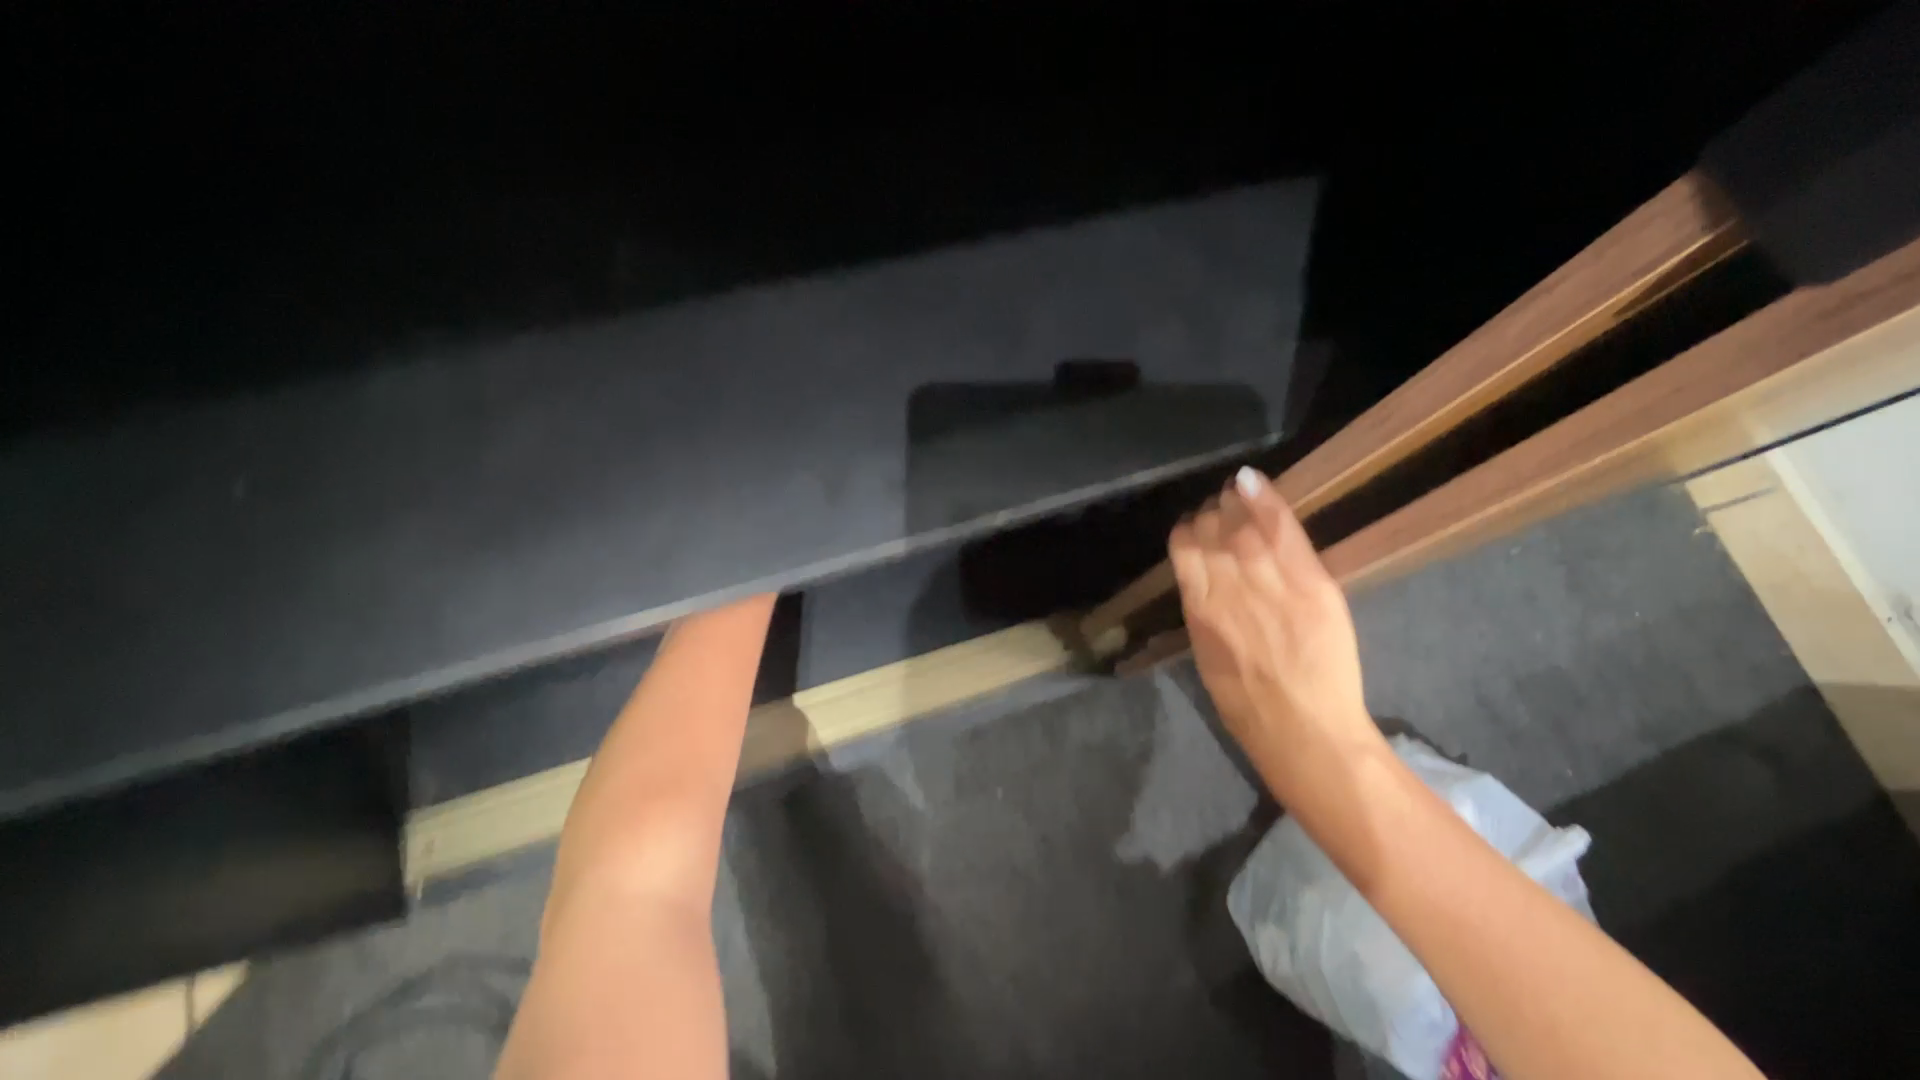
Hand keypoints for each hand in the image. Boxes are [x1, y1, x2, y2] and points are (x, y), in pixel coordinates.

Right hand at [1168, 467, 1381, 776]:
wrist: (1304, 731)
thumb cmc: (1250, 708)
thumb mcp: (1209, 660)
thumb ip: (1206, 617)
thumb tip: (1203, 587)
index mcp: (1200, 611)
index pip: (1184, 551)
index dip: (1187, 533)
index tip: (1194, 528)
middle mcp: (1228, 589)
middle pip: (1212, 533)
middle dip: (1213, 516)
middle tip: (1220, 510)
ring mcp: (1270, 583)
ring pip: (1243, 526)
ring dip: (1236, 504)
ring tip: (1235, 494)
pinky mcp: (1310, 584)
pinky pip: (1284, 531)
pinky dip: (1267, 501)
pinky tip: (1253, 481)